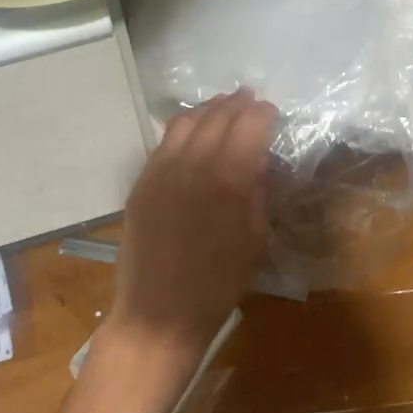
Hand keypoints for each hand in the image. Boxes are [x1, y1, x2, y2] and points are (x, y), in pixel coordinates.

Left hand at [99, 90, 277, 391]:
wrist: (159, 314)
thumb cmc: (217, 286)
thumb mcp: (253, 240)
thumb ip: (256, 193)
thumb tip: (257, 160)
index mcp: (228, 180)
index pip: (249, 126)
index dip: (263, 114)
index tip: (272, 111)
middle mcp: (192, 165)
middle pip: (217, 118)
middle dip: (236, 104)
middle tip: (250, 98)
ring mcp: (160, 172)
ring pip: (185, 123)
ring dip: (207, 110)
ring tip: (223, 106)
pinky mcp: (141, 184)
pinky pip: (163, 144)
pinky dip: (183, 130)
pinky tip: (192, 132)